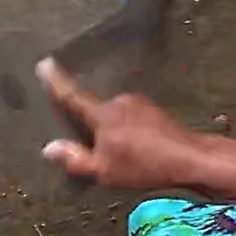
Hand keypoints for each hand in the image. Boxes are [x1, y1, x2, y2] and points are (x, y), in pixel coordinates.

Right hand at [36, 59, 204, 190]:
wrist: (190, 159)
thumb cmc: (143, 165)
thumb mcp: (103, 170)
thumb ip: (74, 159)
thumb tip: (49, 149)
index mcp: (102, 114)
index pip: (72, 95)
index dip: (56, 82)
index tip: (44, 64)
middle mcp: (119, 102)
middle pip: (93, 111)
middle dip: (90, 128)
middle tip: (95, 152)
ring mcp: (138, 104)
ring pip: (113, 117)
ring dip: (111, 133)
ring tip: (120, 158)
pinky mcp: (153, 112)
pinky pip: (129, 119)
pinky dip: (127, 133)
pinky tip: (136, 152)